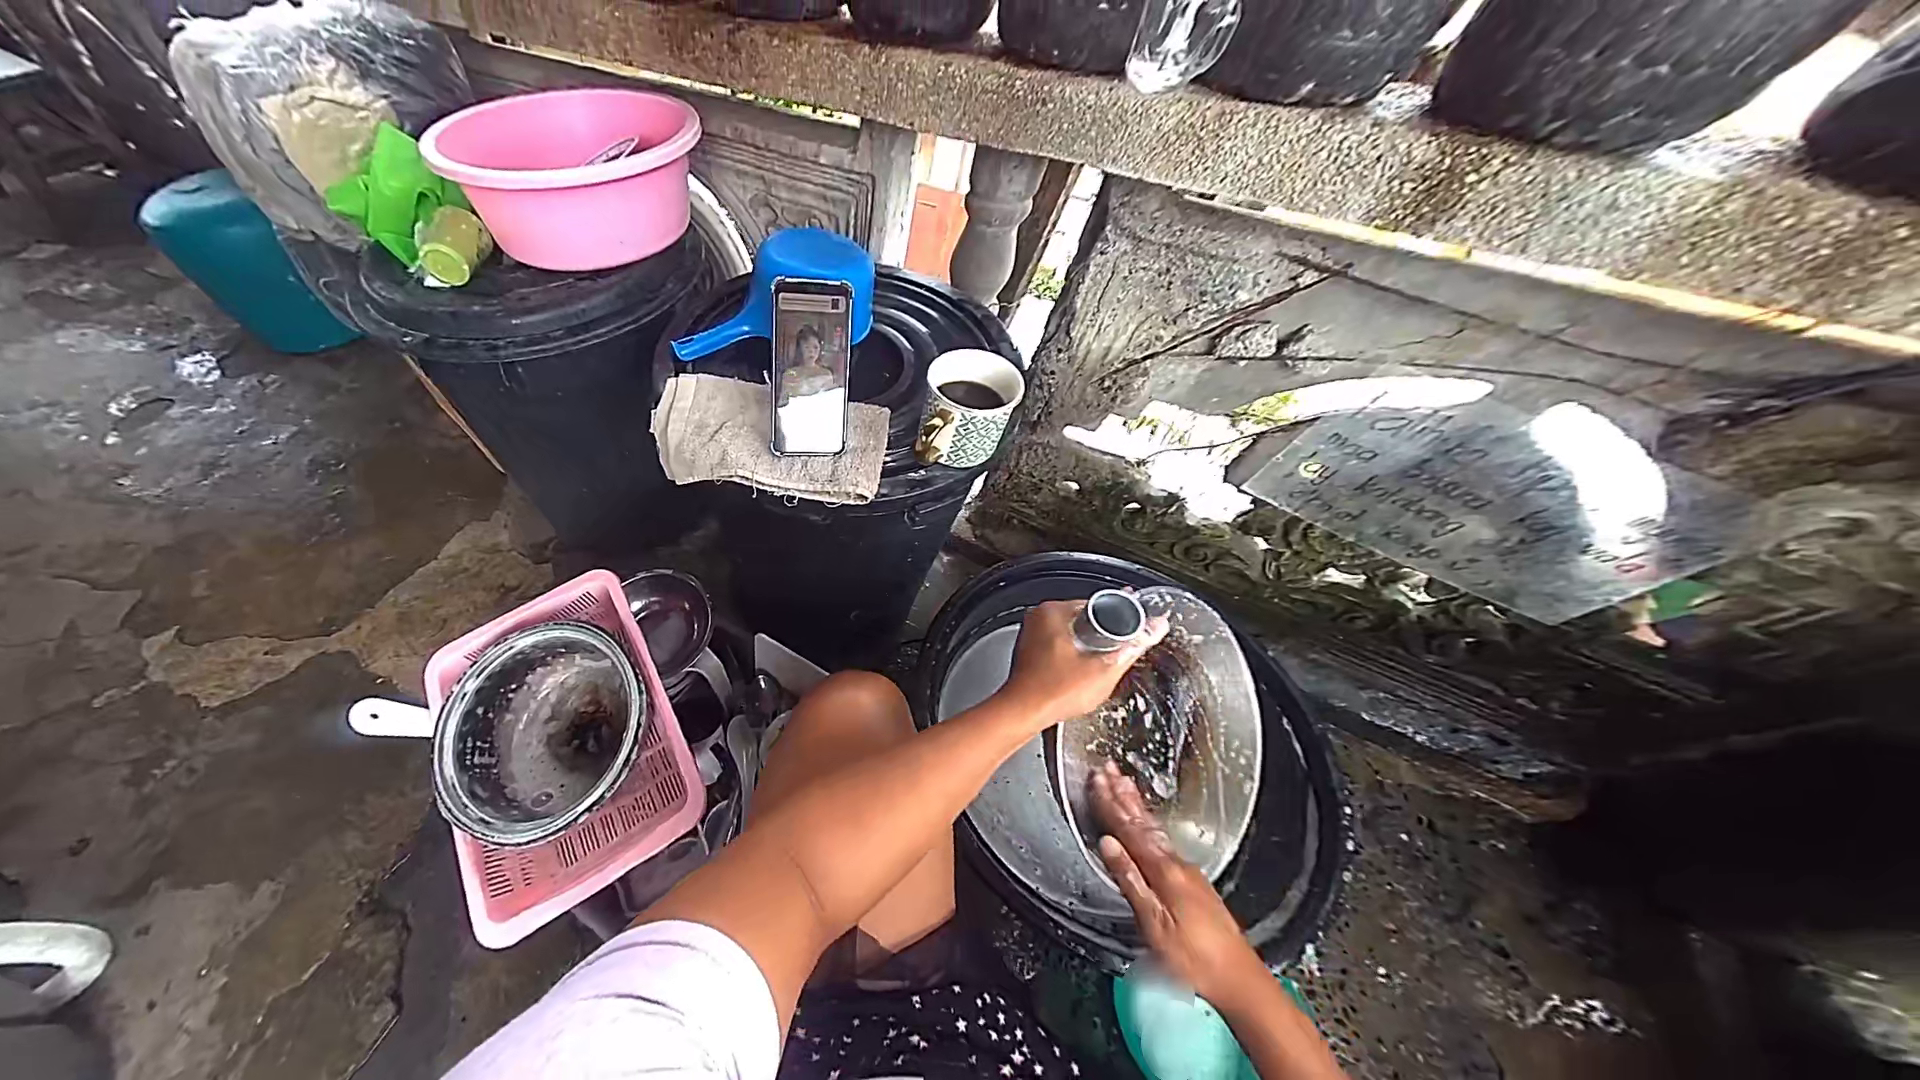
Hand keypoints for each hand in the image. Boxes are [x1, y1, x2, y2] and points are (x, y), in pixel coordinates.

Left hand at [997, 599, 1167, 728]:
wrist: (1023, 713)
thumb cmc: (1053, 691)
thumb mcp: (1103, 669)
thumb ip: (1133, 646)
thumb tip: (1156, 628)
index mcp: (1054, 611)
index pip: (1097, 604)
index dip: (1118, 617)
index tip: (1130, 629)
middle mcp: (1039, 617)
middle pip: (1084, 617)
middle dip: (1103, 632)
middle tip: (1116, 650)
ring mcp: (1031, 633)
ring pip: (1071, 630)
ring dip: (1087, 643)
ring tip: (1099, 661)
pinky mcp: (1029, 650)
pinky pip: (1058, 643)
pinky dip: (1072, 652)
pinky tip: (1081, 668)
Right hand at [1090, 762, 1270, 1011]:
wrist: (1239, 979)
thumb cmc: (1194, 959)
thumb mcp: (1155, 924)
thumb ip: (1130, 880)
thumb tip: (1108, 845)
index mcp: (1164, 871)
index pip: (1129, 829)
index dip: (1110, 803)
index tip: (1096, 780)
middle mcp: (1176, 864)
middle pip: (1143, 822)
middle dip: (1122, 794)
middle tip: (1108, 768)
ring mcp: (1186, 871)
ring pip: (1154, 828)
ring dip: (1136, 803)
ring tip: (1124, 783)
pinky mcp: (1191, 880)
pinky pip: (1162, 838)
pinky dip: (1149, 821)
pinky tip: (1147, 820)